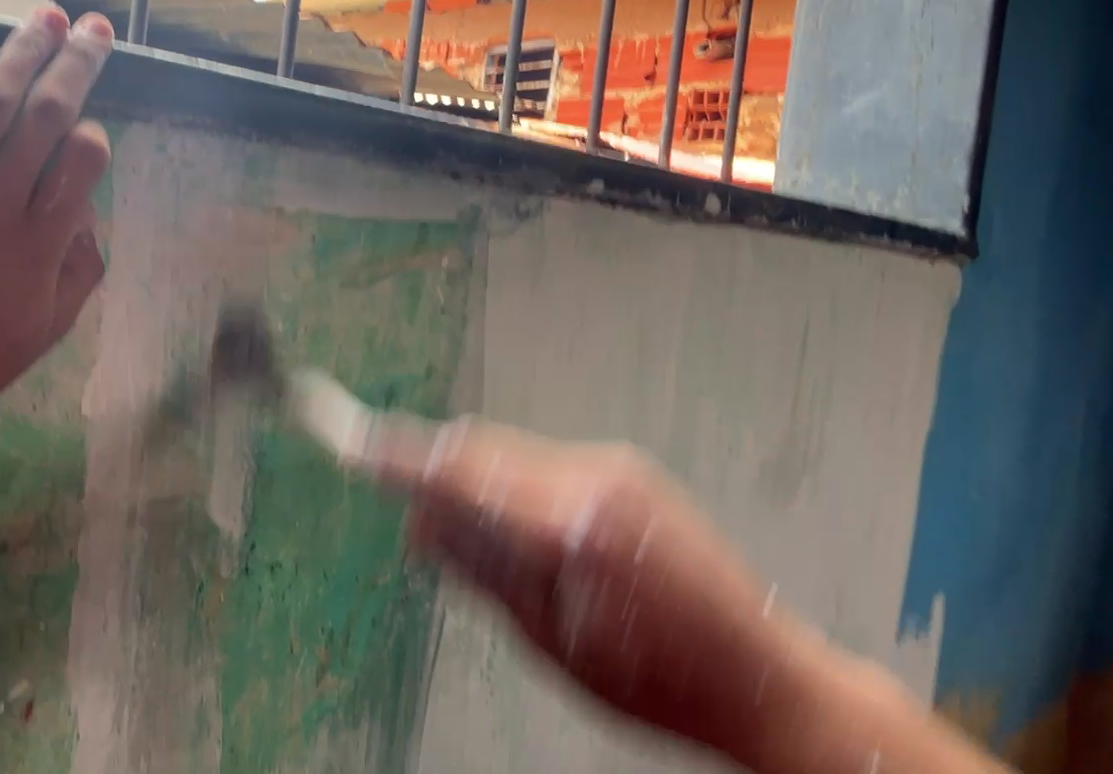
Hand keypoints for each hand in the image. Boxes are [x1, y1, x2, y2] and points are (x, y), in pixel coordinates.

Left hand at [0, 7, 113, 443]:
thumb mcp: (49, 328)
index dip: (95, 135)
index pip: (83, 162)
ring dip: (22, 55)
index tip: (91, 131)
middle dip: (75, 65)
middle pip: (45, 118)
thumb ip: (81, 268)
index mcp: (41, 244)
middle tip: (94, 27)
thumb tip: (88, 213)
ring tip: (46, 18)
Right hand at [359, 417, 797, 760]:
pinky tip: (506, 524)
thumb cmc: (659, 680)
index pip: (458, 469)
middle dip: (427, 465)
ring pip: (502, 450)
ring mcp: (611, 464)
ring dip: (465, 475)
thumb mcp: (550, 639)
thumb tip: (416, 518)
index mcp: (573, 524)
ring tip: (460, 532)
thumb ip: (479, 567)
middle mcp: (592, 474)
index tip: (343, 433)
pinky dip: (501, 480)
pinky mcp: (622, 468)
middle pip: (475, 447)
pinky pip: (534, 459)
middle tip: (399, 500)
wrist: (768, 677)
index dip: (392, 452)